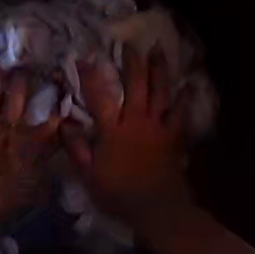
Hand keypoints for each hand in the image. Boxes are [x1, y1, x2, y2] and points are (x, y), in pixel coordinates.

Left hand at [0, 70, 63, 221]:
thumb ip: (49, 172)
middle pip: (19, 98)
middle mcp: (9, 132)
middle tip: (25, 66)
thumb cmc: (4, 204)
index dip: (58, 102)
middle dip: (23, 79)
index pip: (50, 120)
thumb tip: (62, 162)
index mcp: (30, 146)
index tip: (62, 86)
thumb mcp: (37, 191)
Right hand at [64, 46, 192, 226]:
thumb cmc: (118, 194)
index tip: (85, 57)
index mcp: (112, 130)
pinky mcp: (174, 137)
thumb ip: (76, 147)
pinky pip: (181, 113)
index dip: (91, 76)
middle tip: (129, 44)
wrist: (157, 209)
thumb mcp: (88, 175)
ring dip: (159, 69)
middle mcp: (136, 121)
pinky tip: (189, 85)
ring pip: (160, 92)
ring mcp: (158, 127)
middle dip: (132, 63)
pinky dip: (185, 98)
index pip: (99, 96)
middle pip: (136, 85)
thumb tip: (65, 123)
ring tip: (159, 50)